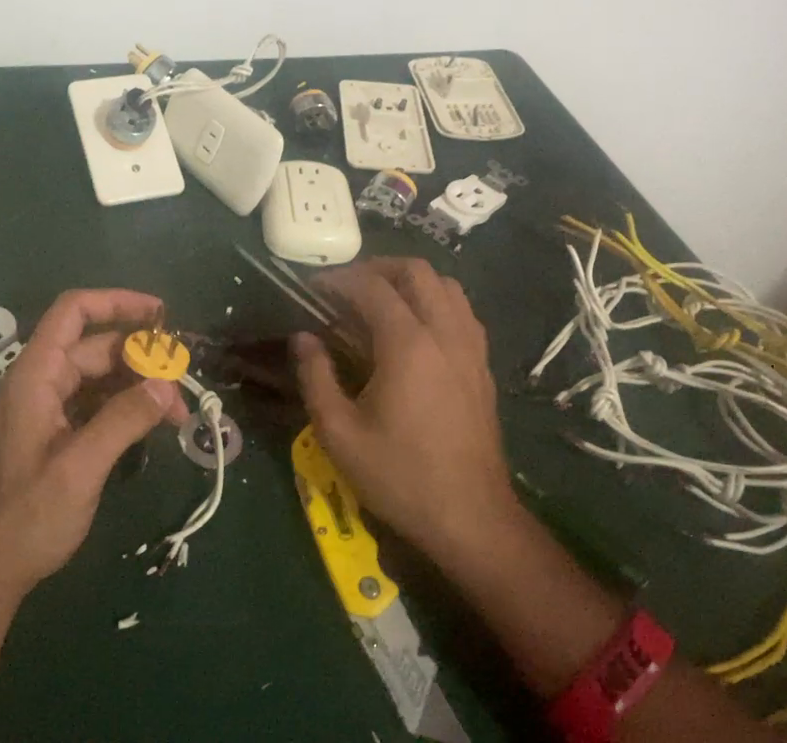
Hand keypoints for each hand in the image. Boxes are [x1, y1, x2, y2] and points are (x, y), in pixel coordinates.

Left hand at [0, 289, 183, 599]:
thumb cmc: (27, 515)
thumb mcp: (81, 466)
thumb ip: (124, 419)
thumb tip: (167, 383)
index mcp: (35, 376)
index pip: (73, 312)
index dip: (117, 302)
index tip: (162, 314)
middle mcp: (38, 383)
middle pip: (92, 347)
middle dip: (140, 356)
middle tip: (183, 382)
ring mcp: (42, 409)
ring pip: (95, 378)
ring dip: (135, 386)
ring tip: (175, 411)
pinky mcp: (49, 435)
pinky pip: (90, 404)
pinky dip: (121, 408)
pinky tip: (148, 426)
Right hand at [291, 257, 517, 558]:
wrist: (470, 518)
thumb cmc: (398, 476)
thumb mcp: (337, 432)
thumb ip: (315, 376)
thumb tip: (303, 338)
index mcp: (408, 345)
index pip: (372, 286)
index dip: (338, 279)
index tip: (311, 288)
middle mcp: (445, 334)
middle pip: (417, 271)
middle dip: (377, 267)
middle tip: (345, 287)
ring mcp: (471, 349)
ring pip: (447, 286)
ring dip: (410, 282)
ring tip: (378, 302)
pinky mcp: (483, 368)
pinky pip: (462, 313)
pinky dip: (435, 303)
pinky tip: (413, 331)